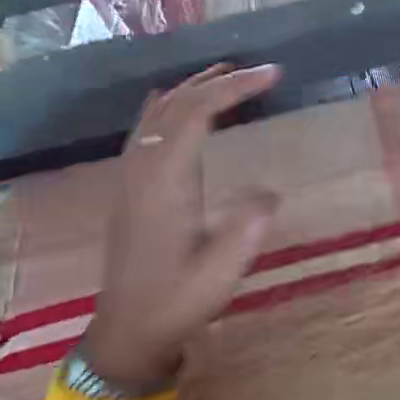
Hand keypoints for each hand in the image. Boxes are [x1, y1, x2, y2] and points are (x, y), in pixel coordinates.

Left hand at [81, 64, 281, 392]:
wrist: (127, 328)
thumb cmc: (176, 301)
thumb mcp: (221, 273)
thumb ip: (247, 228)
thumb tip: (271, 193)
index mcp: (166, 182)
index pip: (197, 114)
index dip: (234, 88)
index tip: (271, 75)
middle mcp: (144, 168)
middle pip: (178, 104)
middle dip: (220, 81)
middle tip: (262, 71)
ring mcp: (132, 174)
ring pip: (159, 112)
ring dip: (194, 87)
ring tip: (227, 73)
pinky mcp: (131, 185)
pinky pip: (147, 127)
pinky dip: (170, 104)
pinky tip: (176, 101)